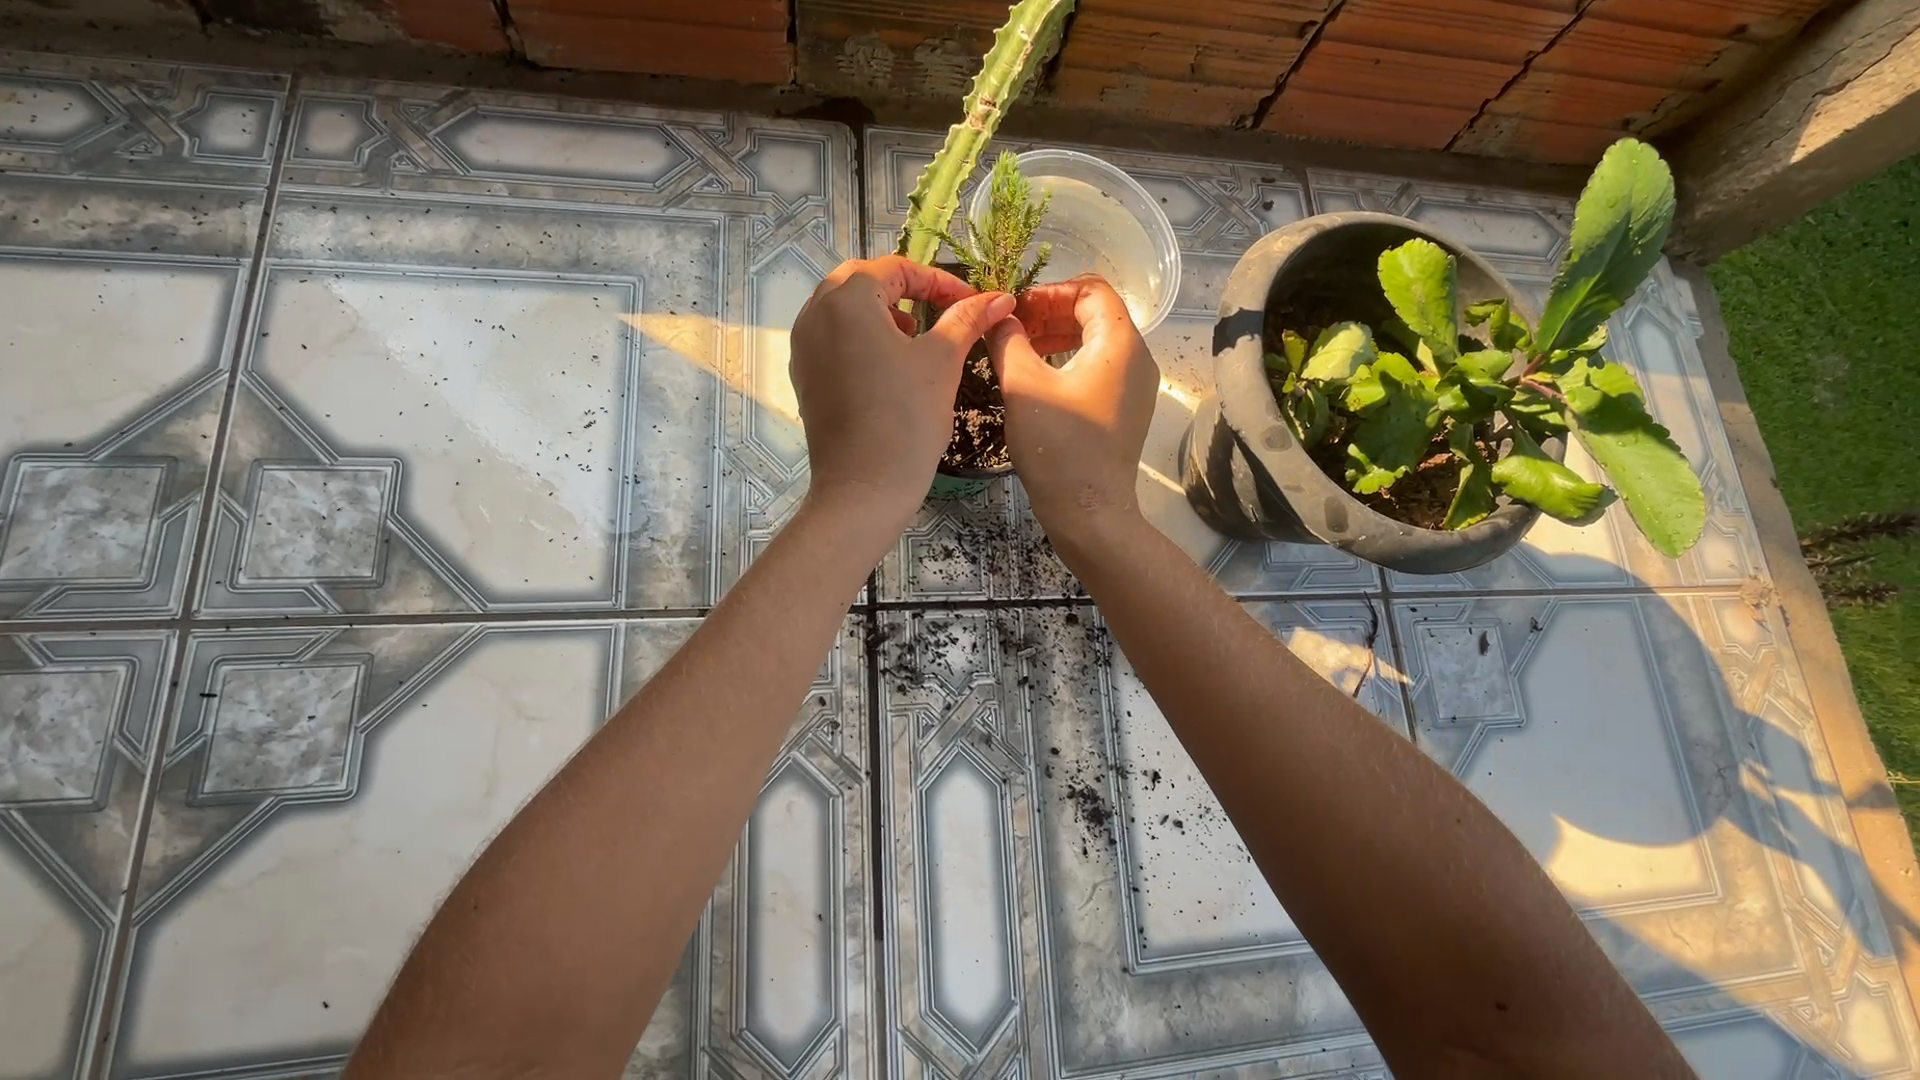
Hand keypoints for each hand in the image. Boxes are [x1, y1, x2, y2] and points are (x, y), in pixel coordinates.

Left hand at [790, 256, 1014, 527]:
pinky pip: (831, 339)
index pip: (896, 269)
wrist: (864, 488)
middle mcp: (814, 314)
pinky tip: (887, 367)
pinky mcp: (803, 377)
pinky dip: (860, 339)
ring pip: (842, 310)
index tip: (969, 303)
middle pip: (861, 282)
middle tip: (939, 312)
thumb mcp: (942, 362)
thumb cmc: (906, 419)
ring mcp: (803, 347)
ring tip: (914, 337)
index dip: (939, 281)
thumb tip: (999, 298)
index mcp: (846, 300)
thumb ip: (967, 320)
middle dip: (905, 291)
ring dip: (880, 312)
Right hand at [985, 275, 1159, 534]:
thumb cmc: (1057, 447)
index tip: (1016, 309)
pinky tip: (1039, 376)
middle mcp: (1138, 358)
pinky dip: (1070, 360)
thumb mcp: (1023, 387)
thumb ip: (1008, 342)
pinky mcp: (1127, 409)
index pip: (1091, 289)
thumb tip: (999, 318)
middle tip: (1013, 328)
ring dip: (1058, 336)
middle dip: (1052, 312)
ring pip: (1097, 341)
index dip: (1050, 291)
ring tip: (1020, 350)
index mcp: (1120, 343)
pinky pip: (1100, 368)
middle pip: (1097, 313)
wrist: (1088, 511)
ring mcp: (1136, 386)